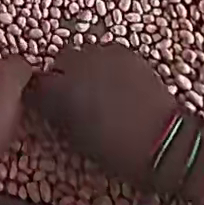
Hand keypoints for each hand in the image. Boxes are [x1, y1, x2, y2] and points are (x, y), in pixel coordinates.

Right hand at [29, 44, 178, 186]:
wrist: (168, 143)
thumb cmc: (120, 152)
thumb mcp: (79, 141)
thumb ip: (59, 117)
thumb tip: (51, 107)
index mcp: (61, 90)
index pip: (35, 83)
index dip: (38, 93)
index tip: (44, 103)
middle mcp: (76, 65)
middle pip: (59, 62)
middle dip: (62, 76)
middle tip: (73, 97)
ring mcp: (101, 54)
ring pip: (83, 54)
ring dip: (84, 68)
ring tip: (97, 88)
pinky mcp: (123, 52)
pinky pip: (105, 53)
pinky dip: (106, 65)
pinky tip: (116, 82)